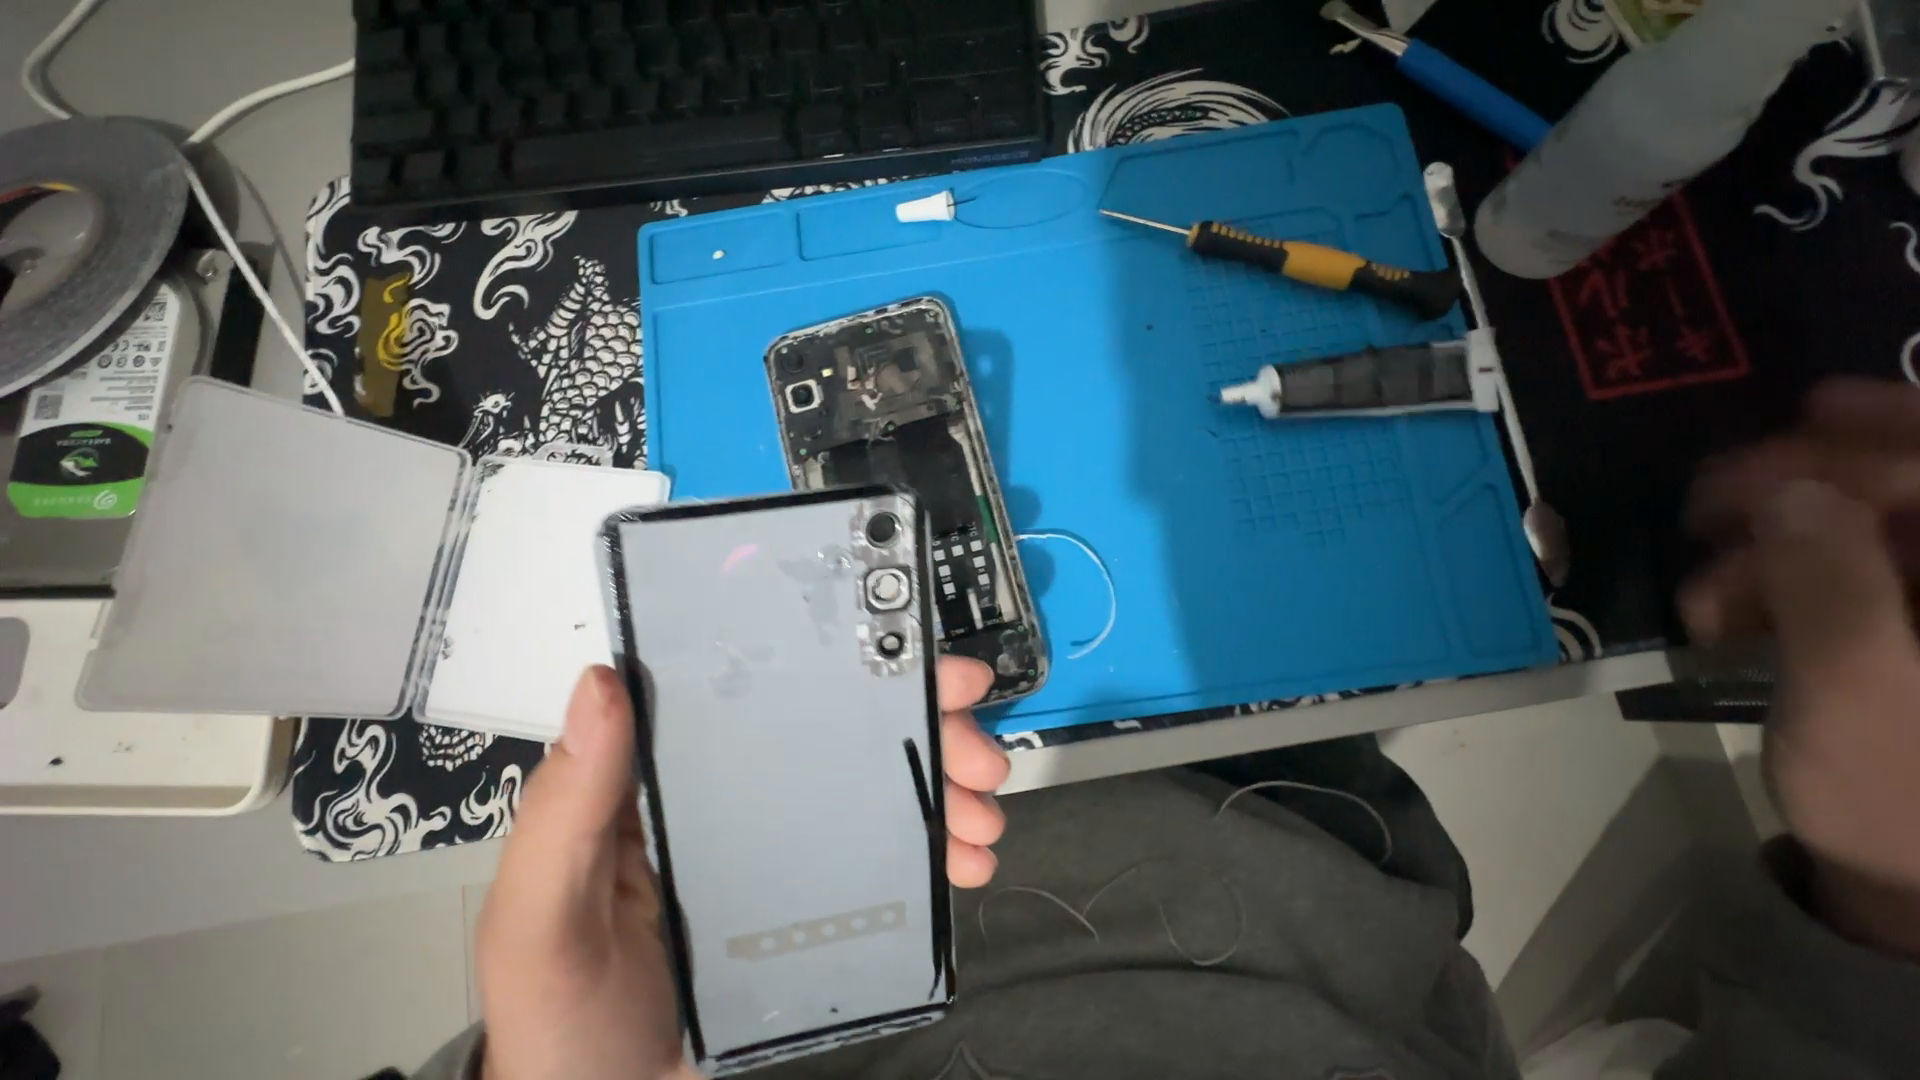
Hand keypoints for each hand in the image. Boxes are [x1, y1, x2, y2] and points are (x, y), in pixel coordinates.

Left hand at [476, 656, 1008, 1079]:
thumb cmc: (565, 1023)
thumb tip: (604, 682)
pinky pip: (884, 854)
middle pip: (840, 732)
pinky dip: (934, 843)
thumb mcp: (543, 920)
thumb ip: (567, 811)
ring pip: (875, 786)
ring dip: (939, 783)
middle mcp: (735, 795)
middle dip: (920, 726)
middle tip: (974, 749)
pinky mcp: (814, 897)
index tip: (910, 659)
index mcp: (671, 776)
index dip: (838, 665)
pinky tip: (966, 854)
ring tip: (982, 811)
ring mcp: (780, 846)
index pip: (760, 691)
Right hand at [1681, 378, 1919, 958]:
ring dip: (1778, 543)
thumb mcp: (1858, 693)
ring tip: (1707, 591)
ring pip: (1877, 527)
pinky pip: (1856, 569)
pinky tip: (1732, 608)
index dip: (1897, 426)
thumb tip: (1791, 491)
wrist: (1915, 890)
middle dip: (1810, 485)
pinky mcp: (1913, 626)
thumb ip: (1831, 583)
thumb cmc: (1901, 800)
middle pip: (1917, 489)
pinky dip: (1785, 577)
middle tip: (1709, 504)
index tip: (1803, 412)